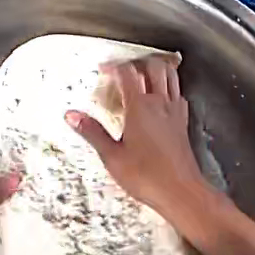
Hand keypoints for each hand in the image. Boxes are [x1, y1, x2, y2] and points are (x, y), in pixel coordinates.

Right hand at [66, 56, 214, 220]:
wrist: (181, 192)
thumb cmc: (146, 176)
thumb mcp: (112, 156)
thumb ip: (92, 132)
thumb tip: (71, 115)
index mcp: (139, 106)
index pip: (127, 73)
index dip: (114, 66)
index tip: (103, 70)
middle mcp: (159, 102)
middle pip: (153, 66)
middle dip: (137, 62)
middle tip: (124, 70)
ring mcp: (174, 110)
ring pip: (170, 75)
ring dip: (157, 69)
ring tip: (143, 75)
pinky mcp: (183, 121)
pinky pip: (178, 93)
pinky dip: (169, 87)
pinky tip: (161, 98)